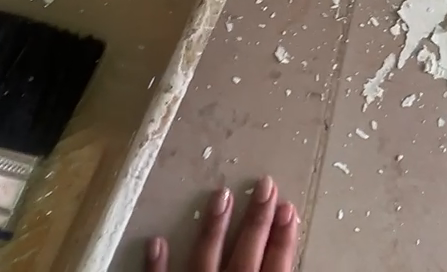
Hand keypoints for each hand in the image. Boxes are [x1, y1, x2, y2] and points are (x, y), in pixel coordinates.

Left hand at [146, 176, 297, 271]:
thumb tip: (286, 261)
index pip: (276, 266)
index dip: (284, 238)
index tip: (289, 207)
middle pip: (247, 254)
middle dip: (258, 218)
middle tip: (265, 184)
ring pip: (206, 259)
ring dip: (215, 227)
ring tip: (221, 194)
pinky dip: (158, 264)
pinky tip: (157, 241)